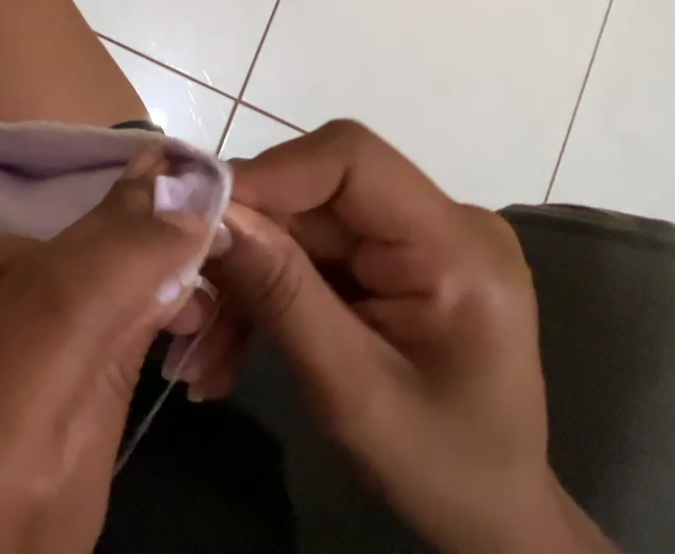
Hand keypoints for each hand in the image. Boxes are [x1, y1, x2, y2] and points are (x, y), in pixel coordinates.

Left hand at [0, 150, 210, 553]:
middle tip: (144, 243)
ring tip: (55, 299)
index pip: (60, 308)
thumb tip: (162, 250)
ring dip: (25, 259)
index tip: (185, 202)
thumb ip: (112, 360)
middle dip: (92, 244)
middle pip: (9, 268)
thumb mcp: (80, 491)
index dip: (129, 243)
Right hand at [186, 121, 613, 553]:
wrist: (488, 516)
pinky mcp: (382, 260)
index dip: (268, 175)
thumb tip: (211, 215)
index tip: (200, 224)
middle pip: (308, 195)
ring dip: (239, 282)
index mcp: (456, 247)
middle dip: (241, 247)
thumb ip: (282, 294)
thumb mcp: (351, 390)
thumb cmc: (439, 467)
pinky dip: (258, 295)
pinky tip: (227, 349)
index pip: (350, 159)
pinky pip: (299, 254)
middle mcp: (436, 222)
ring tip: (202, 353)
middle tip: (186, 309)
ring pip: (290, 226)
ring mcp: (408, 240)